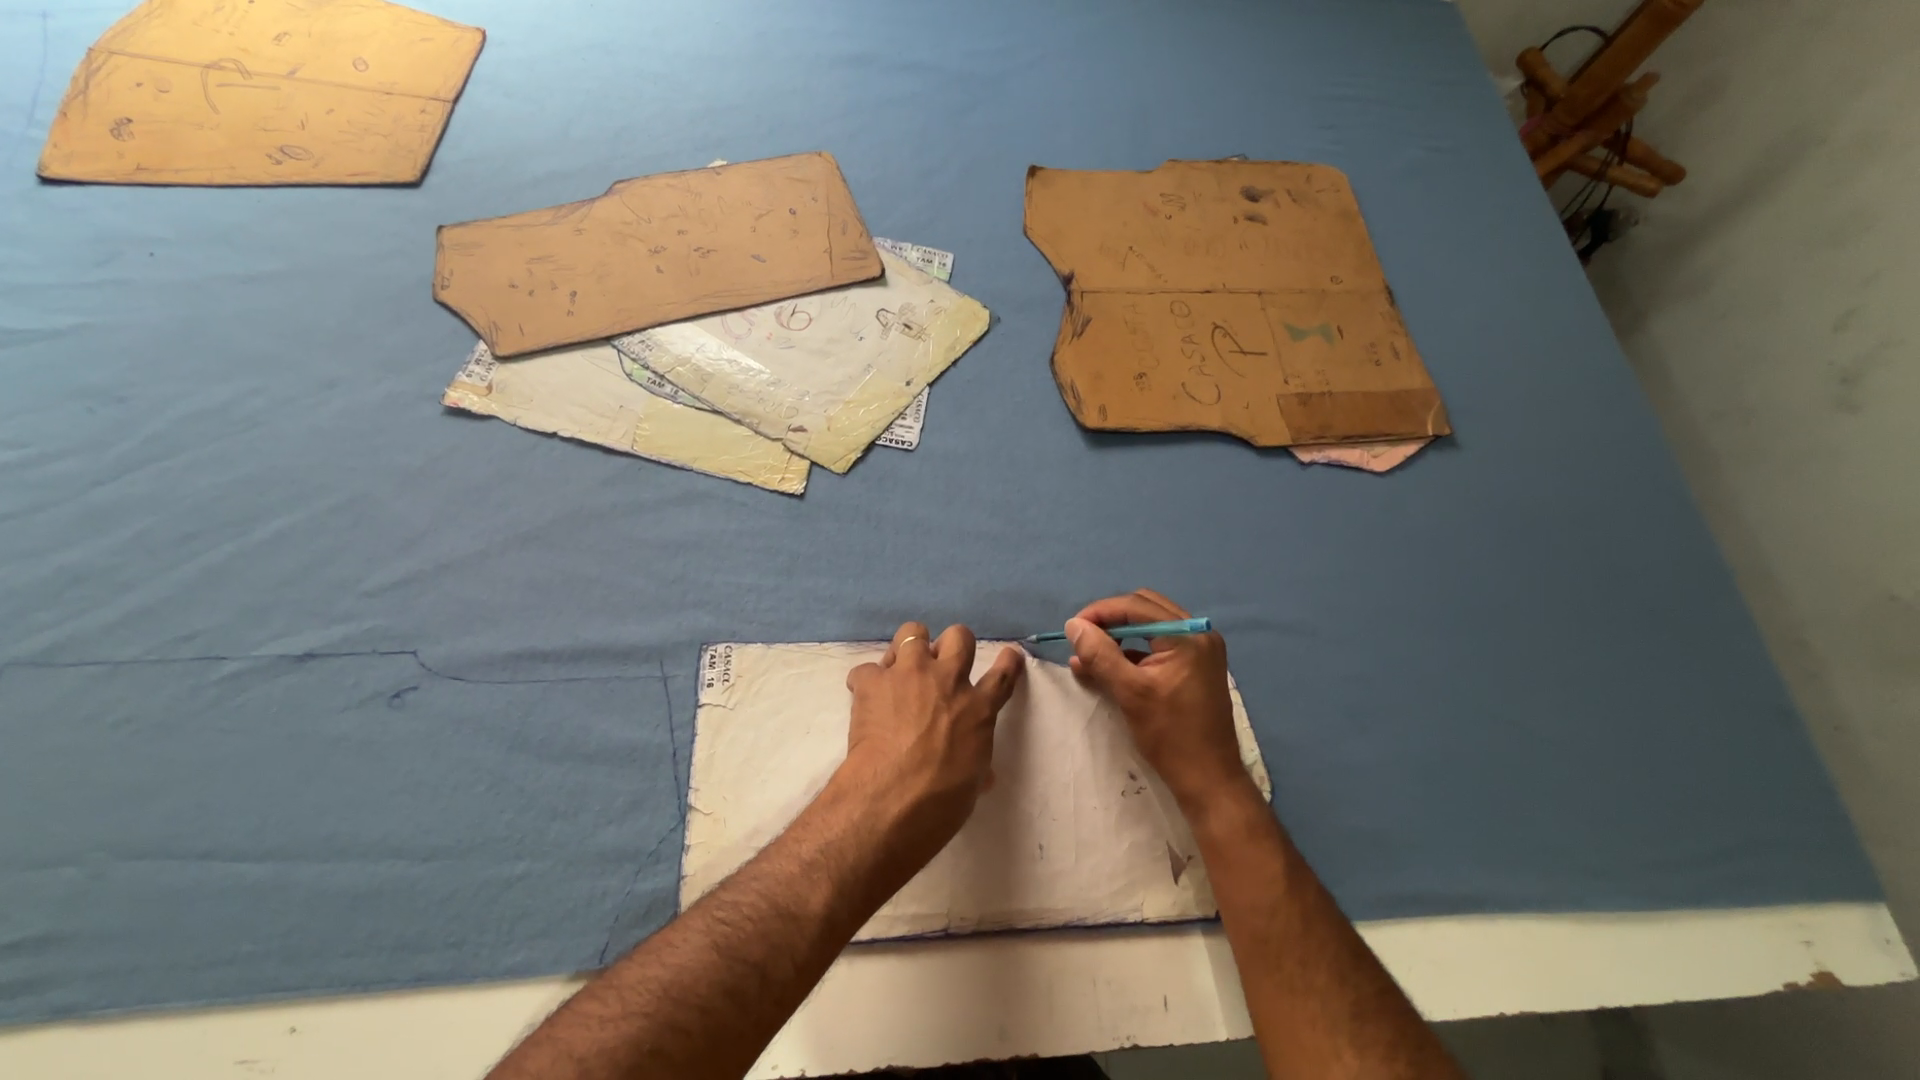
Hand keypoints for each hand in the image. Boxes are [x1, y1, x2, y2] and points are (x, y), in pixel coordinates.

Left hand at [836, 621, 1025, 870]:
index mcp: (978, 708)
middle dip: (952, 644)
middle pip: (959, 637)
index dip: (1008, 662)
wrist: (893, 796)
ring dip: (908, 647)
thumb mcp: (973, 782)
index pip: (1002, 676)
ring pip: (913, 632)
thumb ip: (978, 767)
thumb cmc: (942, 800)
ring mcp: (909, 674)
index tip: (1010, 654)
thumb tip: (983, 776)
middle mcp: (947, 680)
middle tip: (940, 661)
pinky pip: (867, 668)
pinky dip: (866, 681)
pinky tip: (864, 697)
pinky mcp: (873, 681)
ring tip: (900, 667)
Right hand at [1066, 589, 1251, 811]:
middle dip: (1110, 619)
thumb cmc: (1170, 736)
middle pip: (1145, 608)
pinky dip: (1134, 650)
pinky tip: (1110, 666)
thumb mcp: (1129, 692)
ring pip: (1151, 624)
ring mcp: (1200, 649)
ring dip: (1120, 634)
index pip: (1136, 606)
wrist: (1208, 778)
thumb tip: (1074, 625)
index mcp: (1187, 635)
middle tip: (1082, 638)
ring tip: (1090, 654)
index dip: (1100, 612)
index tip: (1072, 628)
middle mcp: (1198, 633)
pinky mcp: (1196, 665)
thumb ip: (1100, 654)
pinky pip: (1159, 643)